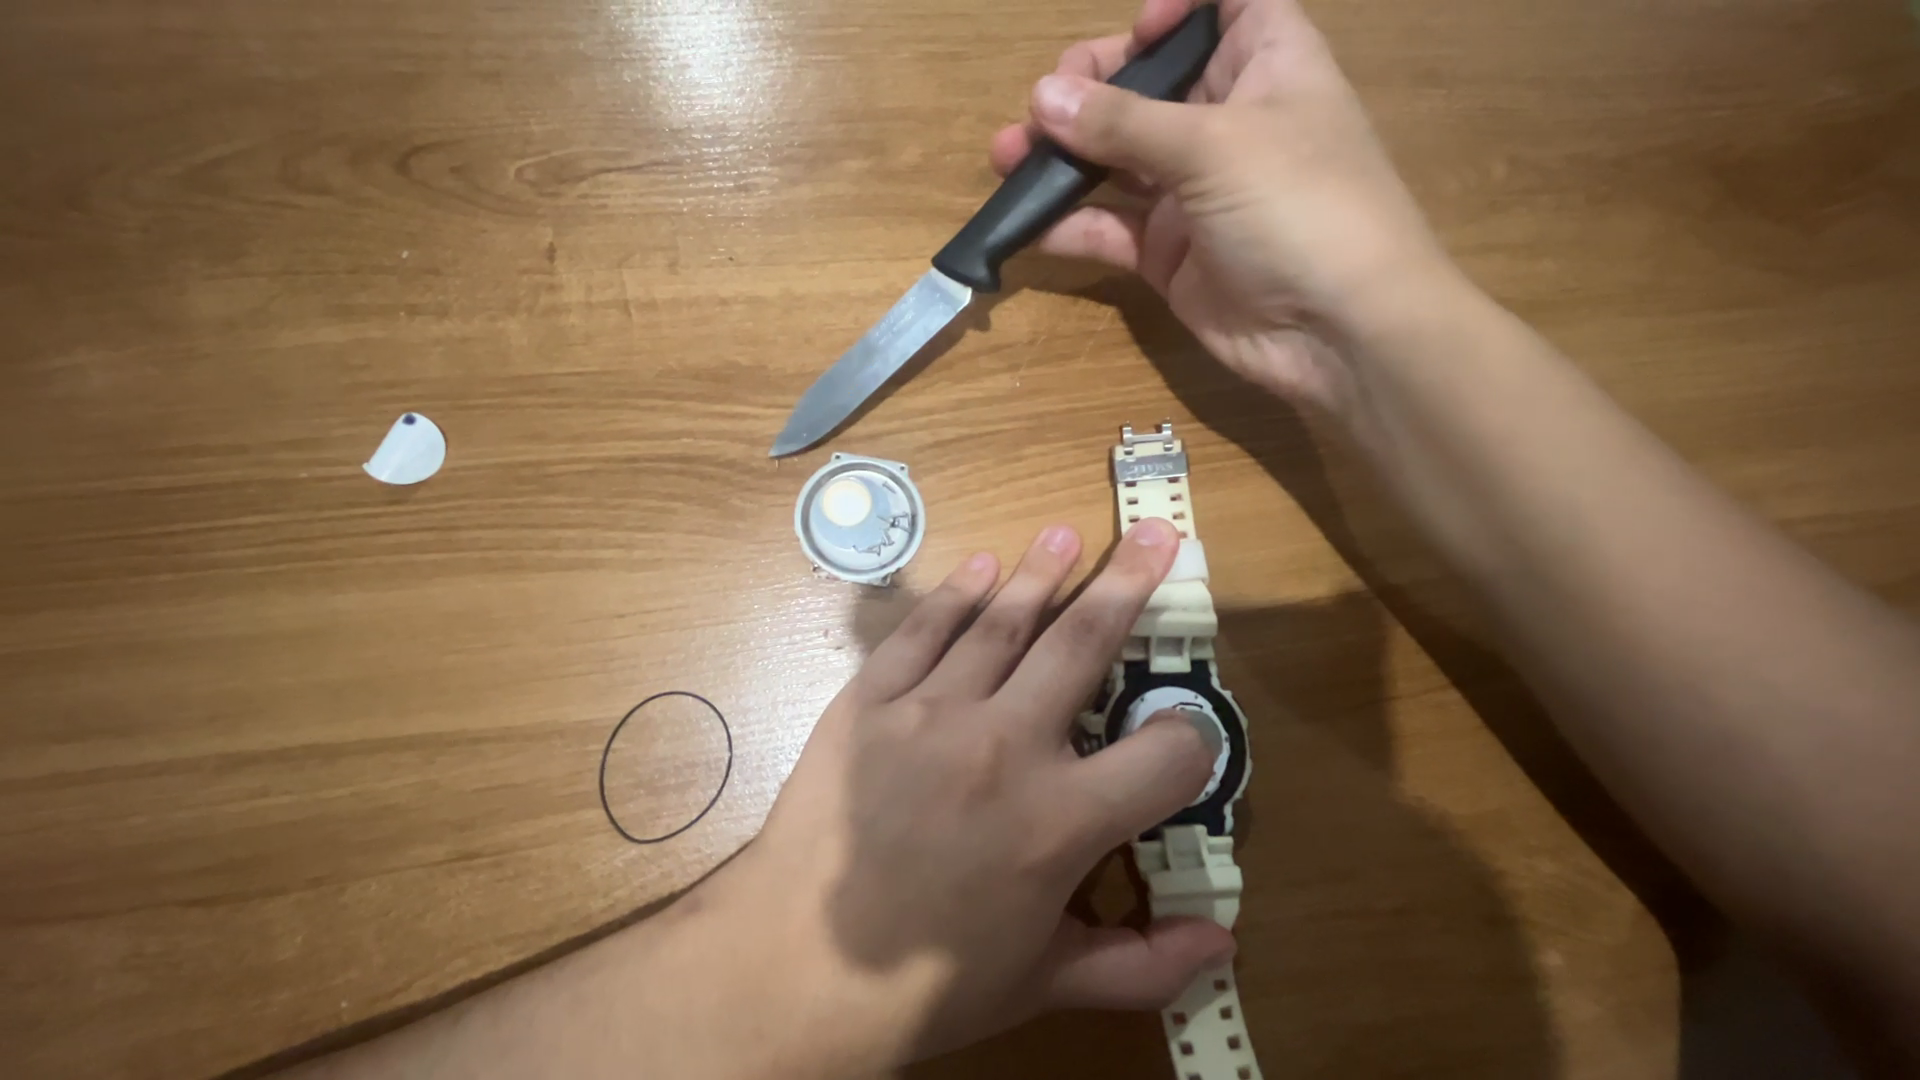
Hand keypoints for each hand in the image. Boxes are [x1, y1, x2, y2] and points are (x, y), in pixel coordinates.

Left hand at [693, 519, 1232, 1073]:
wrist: (793, 968)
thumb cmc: (926, 984)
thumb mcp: (1045, 981)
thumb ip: (1141, 963)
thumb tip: (1224, 945)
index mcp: (1060, 820)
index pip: (1168, 754)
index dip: (1195, 742)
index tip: (1186, 736)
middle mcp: (1004, 746)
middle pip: (1083, 644)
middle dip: (1128, 585)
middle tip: (1156, 535)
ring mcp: (930, 713)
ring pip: (1001, 624)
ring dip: (1040, 573)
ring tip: (1066, 532)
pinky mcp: (869, 701)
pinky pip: (920, 634)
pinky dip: (953, 596)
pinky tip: (979, 568)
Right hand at [990, 0, 1465, 422]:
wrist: (1336, 330)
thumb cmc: (1299, 205)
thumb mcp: (1213, 145)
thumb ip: (1123, 123)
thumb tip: (1042, 98)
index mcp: (1266, 64)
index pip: (1226, 5)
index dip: (1179, 7)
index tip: (1138, 30)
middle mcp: (1228, 122)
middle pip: (1151, 84)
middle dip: (1093, 88)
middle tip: (1042, 107)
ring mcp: (1195, 193)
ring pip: (1119, 162)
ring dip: (1064, 159)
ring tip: (1008, 156)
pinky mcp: (1171, 255)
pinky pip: (1113, 230)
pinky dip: (1073, 227)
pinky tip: (1030, 225)